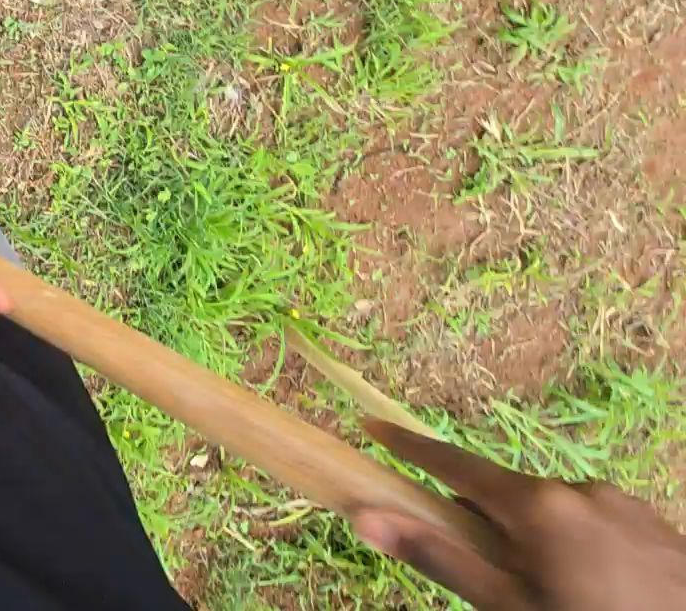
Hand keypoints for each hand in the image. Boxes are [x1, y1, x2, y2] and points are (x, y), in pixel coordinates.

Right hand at [350, 418, 685, 608]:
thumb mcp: (512, 607)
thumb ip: (439, 557)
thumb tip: (362, 517)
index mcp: (536, 502)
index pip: (453, 462)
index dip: (408, 446)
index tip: (371, 424)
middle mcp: (579, 490)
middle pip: (506, 492)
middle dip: (486, 517)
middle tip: (490, 563)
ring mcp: (629, 507)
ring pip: (554, 508)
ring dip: (536, 531)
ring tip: (552, 583)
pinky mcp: (666, 531)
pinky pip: (599, 523)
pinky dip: (581, 543)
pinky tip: (599, 585)